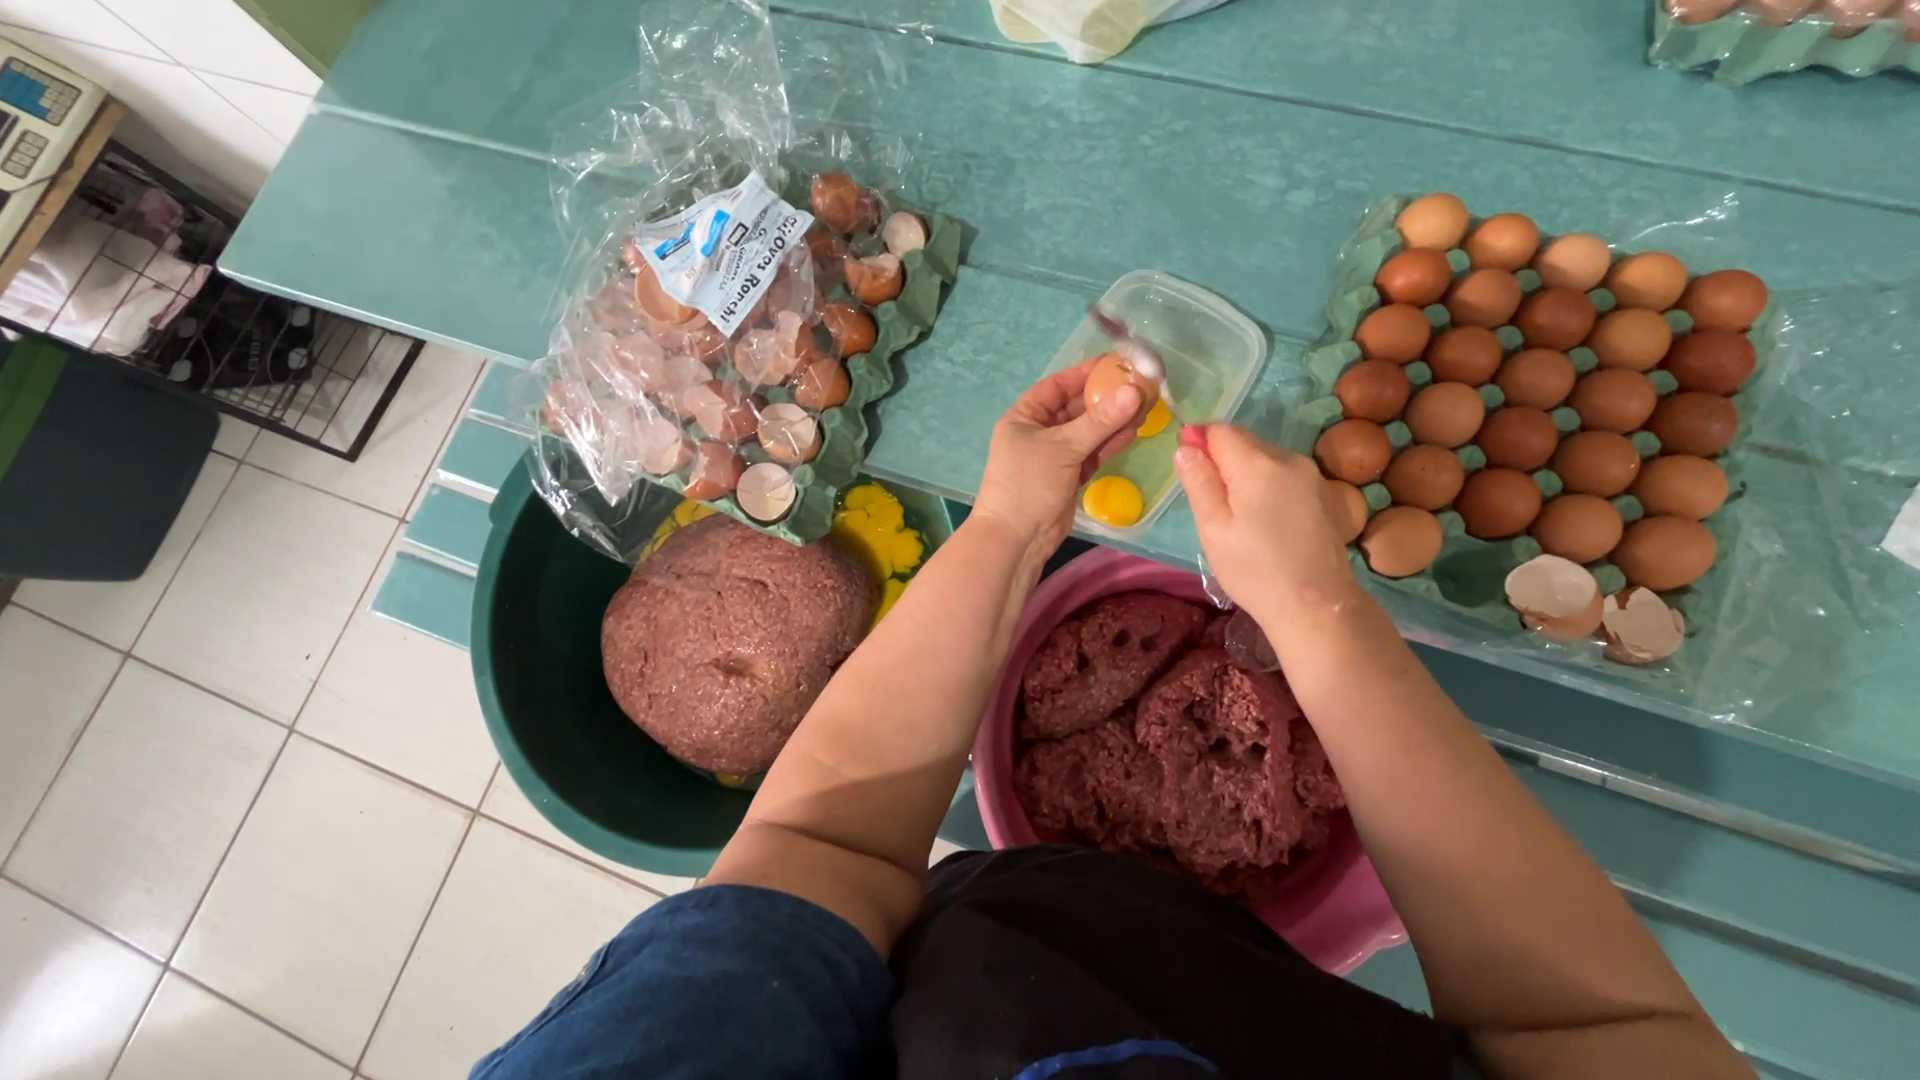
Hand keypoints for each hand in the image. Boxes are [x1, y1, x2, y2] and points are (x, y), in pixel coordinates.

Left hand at [974, 359, 1140, 557]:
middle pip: (1076, 407)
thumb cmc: (1029, 484)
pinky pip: (1091, 452)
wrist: (1018, 538)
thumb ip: (1100, 421)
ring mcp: (1054, 455)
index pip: (1057, 386)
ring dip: (1112, 421)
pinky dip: (1109, 444)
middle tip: (1140, 385)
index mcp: (1025, 416)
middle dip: (1106, 398)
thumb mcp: (1063, 447)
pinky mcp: (1068, 476)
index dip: (1085, 373)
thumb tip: (1134, 392)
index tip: (1117, 363)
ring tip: (1145, 406)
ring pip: (1087, 431)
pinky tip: (1133, 431)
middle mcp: (1038, 432)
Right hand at [1175, 424, 1361, 623]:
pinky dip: (1266, 486)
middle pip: (1245, 442)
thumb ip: (1199, 482)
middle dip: (1221, 459)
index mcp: (1258, 465)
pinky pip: (1284, 476)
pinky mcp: (1324, 495)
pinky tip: (1262, 521)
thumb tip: (1185, 447)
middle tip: (1208, 500)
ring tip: (1234, 514)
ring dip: (1244, 473)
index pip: (1221, 431)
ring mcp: (1312, 477)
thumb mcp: (1213, 529)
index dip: (1198, 441)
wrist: (1316, 606)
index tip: (1187, 467)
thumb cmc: (1255, 571)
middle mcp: (1289, 460)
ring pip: (1266, 459)